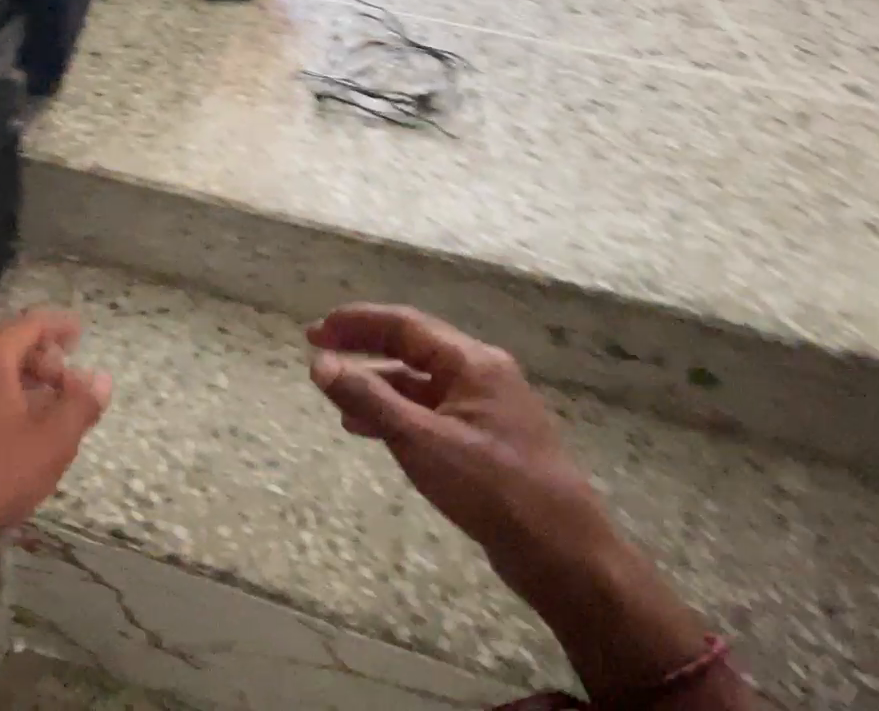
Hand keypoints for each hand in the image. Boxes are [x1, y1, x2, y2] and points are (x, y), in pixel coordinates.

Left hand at [0, 309, 111, 538]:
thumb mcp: (52, 440)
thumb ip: (81, 403)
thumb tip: (101, 379)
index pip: (32, 323)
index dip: (61, 326)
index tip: (82, 333)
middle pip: (11, 342)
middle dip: (46, 359)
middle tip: (72, 386)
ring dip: (26, 378)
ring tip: (53, 406)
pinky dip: (4, 391)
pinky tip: (22, 422)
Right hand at [309, 305, 735, 704]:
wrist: (563, 554)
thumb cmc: (493, 488)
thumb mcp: (421, 441)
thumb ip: (368, 399)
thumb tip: (319, 364)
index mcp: (473, 363)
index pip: (404, 324)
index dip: (355, 322)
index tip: (315, 332)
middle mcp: (481, 375)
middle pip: (411, 347)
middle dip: (362, 346)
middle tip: (317, 350)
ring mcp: (485, 408)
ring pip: (418, 381)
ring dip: (375, 382)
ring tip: (335, 394)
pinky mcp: (483, 440)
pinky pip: (429, 411)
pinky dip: (394, 412)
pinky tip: (368, 429)